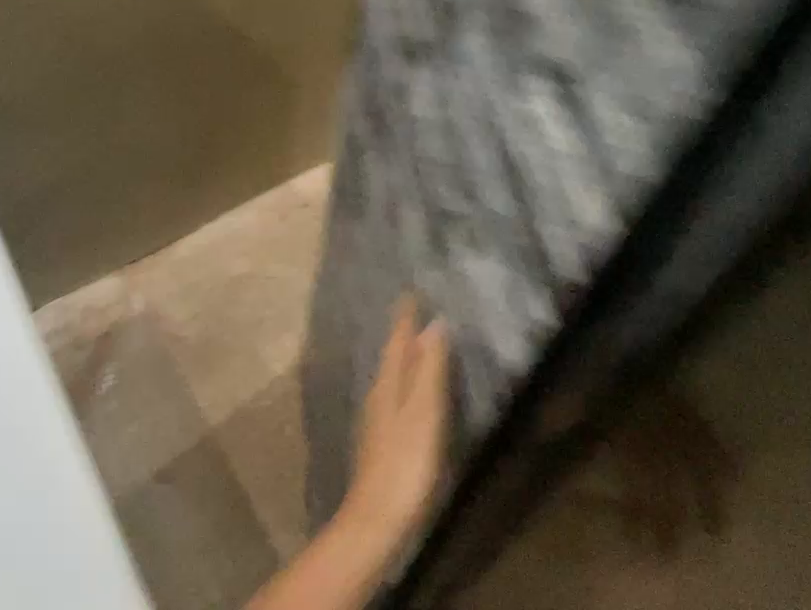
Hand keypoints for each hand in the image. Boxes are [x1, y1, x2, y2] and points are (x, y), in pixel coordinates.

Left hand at [339, 296, 450, 547]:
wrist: (377, 518)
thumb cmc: (405, 463)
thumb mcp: (424, 413)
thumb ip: (429, 370)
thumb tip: (433, 324)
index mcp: (387, 384)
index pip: (396, 341)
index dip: (404, 317)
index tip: (410, 291)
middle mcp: (377, 395)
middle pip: (391, 355)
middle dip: (402, 332)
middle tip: (415, 308)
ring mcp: (377, 419)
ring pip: (391, 375)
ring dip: (403, 356)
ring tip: (417, 342)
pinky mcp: (382, 440)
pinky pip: (394, 395)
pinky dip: (404, 381)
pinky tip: (412, 390)